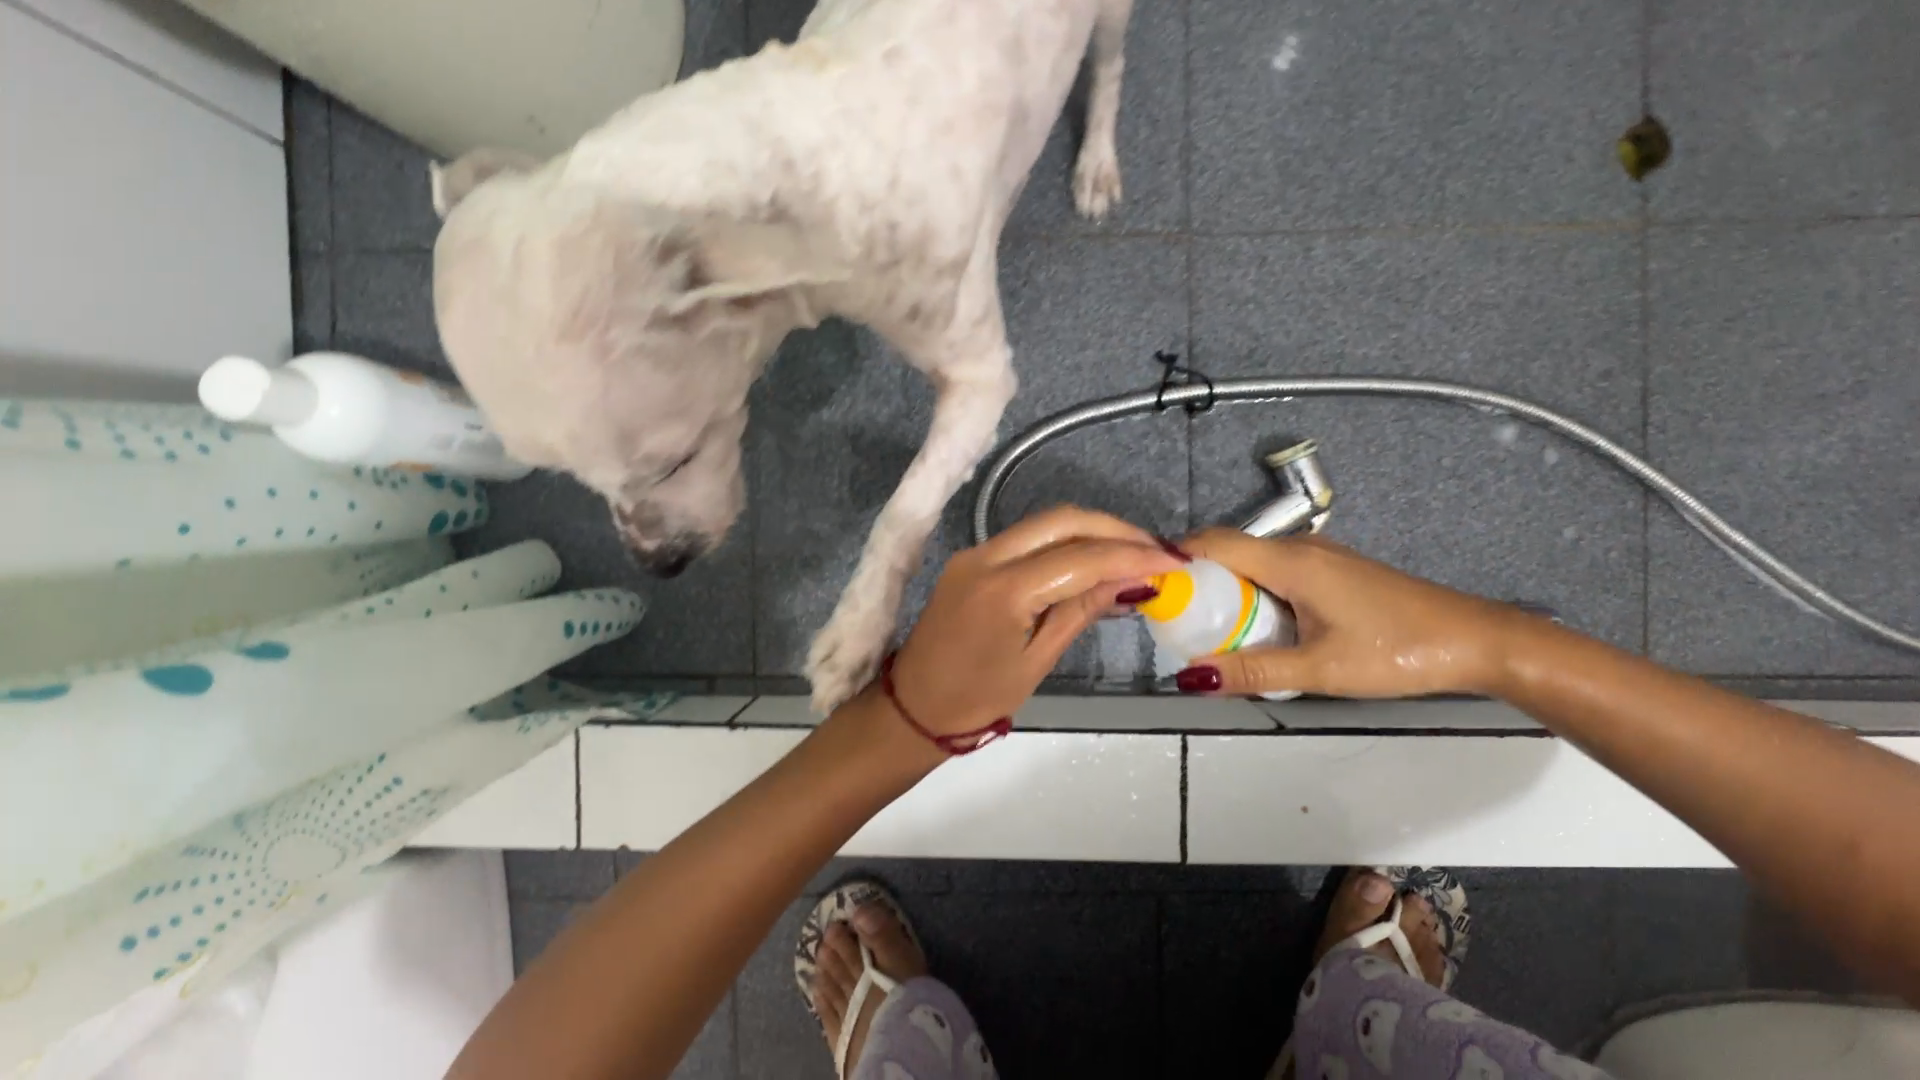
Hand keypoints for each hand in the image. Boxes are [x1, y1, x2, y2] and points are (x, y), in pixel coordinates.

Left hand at [888, 506, 1183, 737]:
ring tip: (1135, 554)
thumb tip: (1133, 580)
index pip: (1080, 557)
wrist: (911, 707)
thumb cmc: (975, 700)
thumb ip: (1081, 611)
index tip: (1175, 562)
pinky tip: (1094, 559)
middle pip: (1063, 521)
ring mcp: (975, 553)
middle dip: (1116, 530)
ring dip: (1093, 532)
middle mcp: (986, 557)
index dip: (1132, 555)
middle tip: (1158, 551)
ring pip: (1045, 524)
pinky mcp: (971, 558)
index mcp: (1002, 590)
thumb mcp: (1037, 661)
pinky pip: (1027, 538)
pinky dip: (1066, 542)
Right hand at [1177, 528, 1534, 698]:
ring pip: (1253, 565)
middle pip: (1229, 552)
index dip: (1175, 558)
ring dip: (1226, 592)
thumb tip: (1191, 676)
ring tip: (1208, 633)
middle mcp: (1300, 550)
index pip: (1214, 542)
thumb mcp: (1321, 670)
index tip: (1150, 589)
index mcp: (1290, 562)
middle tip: (1173, 623)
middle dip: (1196, 582)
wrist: (1476, 641)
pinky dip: (1253, 597)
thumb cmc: (1397, 650)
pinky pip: (1276, 575)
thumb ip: (1254, 672)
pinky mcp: (1334, 574)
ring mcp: (1320, 559)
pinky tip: (1257, 632)